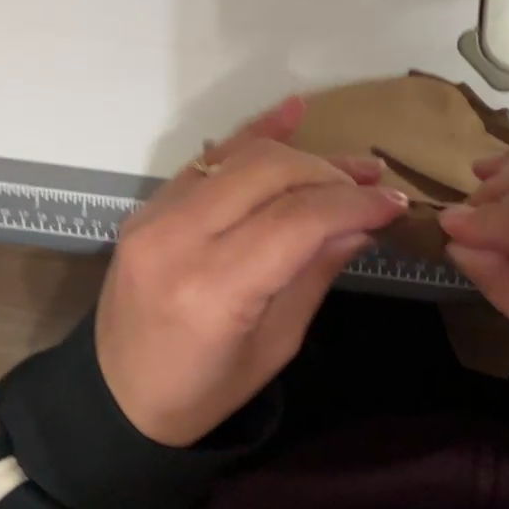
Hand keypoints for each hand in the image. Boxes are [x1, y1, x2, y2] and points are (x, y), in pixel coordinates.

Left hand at [97, 98, 410, 445]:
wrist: (115, 395)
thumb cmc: (202, 390)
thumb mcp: (275, 346)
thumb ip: (315, 274)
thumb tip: (361, 223)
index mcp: (213, 290)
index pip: (297, 220)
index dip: (352, 204)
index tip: (393, 204)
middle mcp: (179, 239)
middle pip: (270, 173)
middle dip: (331, 175)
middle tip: (370, 189)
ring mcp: (155, 216)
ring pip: (241, 156)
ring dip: (302, 155)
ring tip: (350, 165)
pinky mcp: (149, 206)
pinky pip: (207, 159)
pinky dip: (253, 135)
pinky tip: (293, 112)